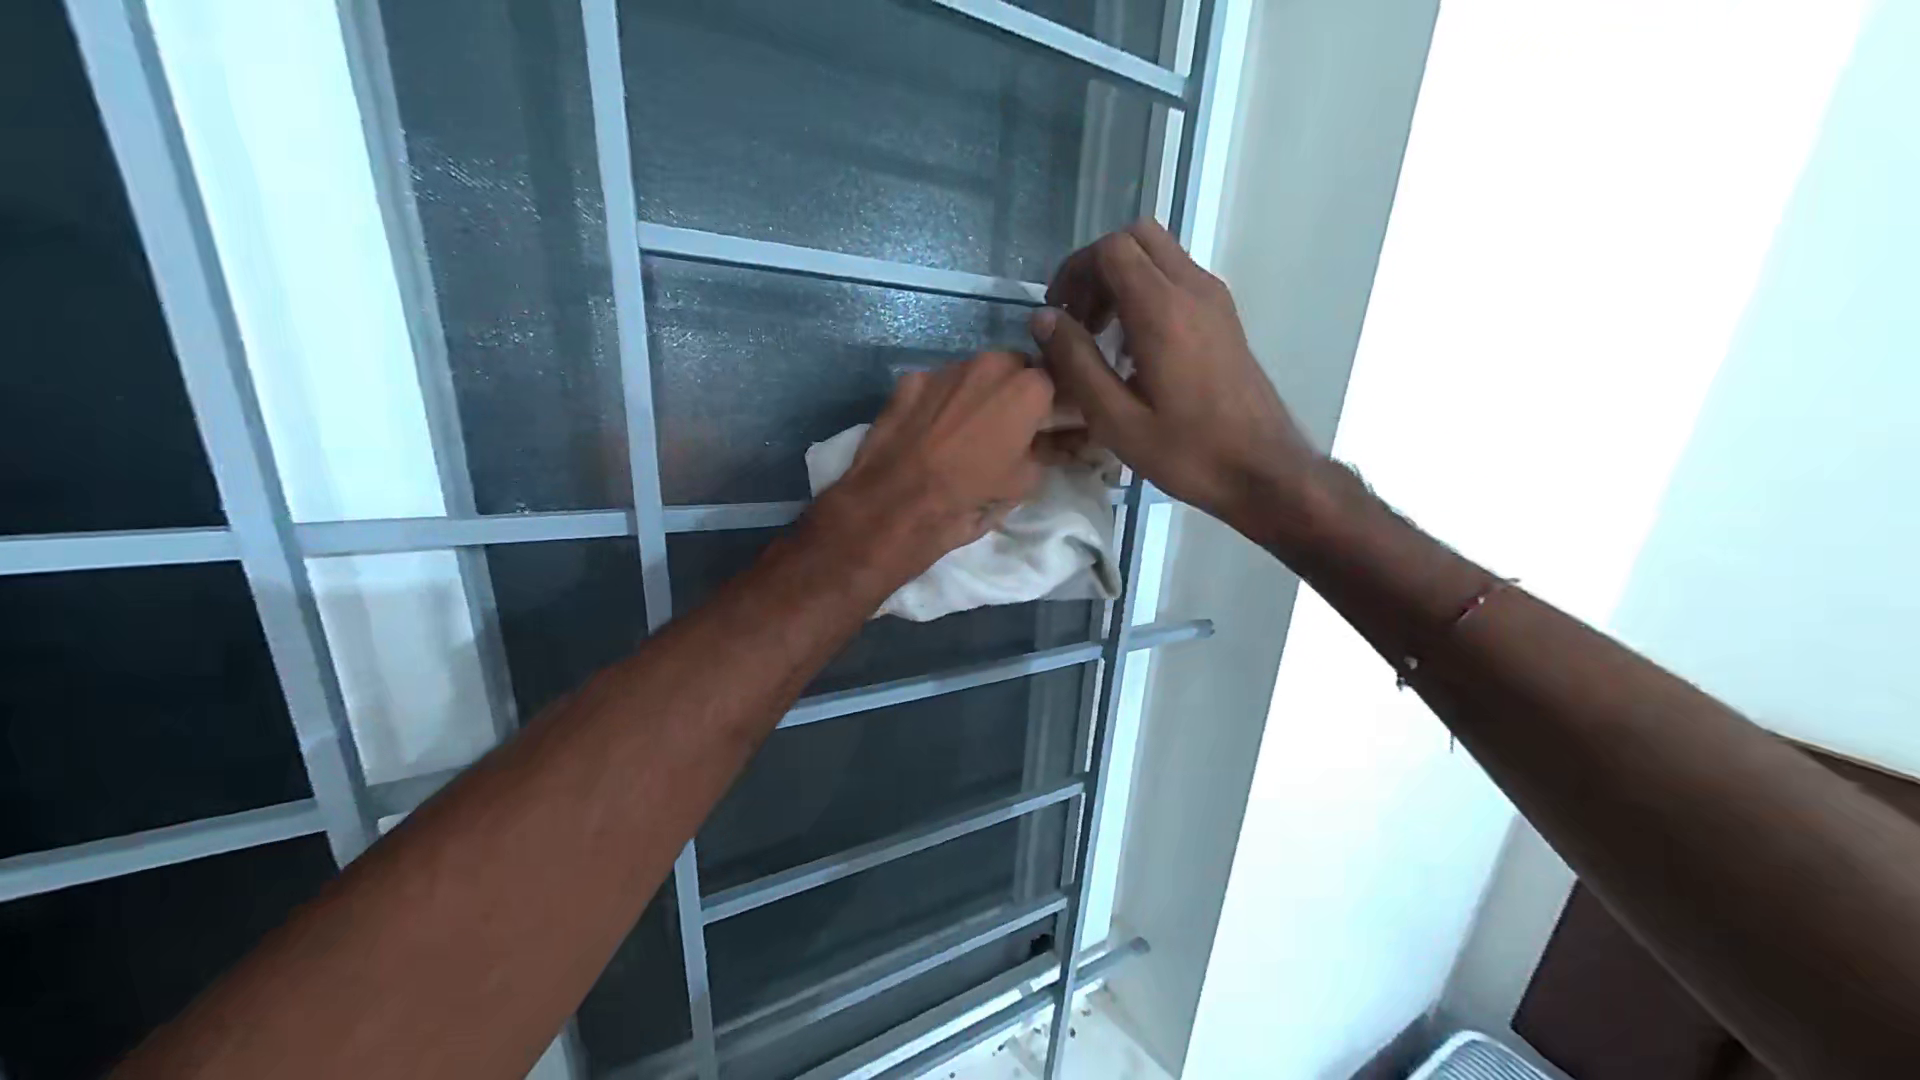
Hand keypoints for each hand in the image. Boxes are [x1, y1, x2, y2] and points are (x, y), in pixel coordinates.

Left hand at [804, 351, 1054, 589]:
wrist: (895, 504)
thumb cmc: (971, 496)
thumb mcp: (1024, 484)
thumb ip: (1044, 451)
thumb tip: (1046, 442)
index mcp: (1027, 388)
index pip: (1054, 384)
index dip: (1048, 406)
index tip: (1043, 425)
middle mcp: (989, 364)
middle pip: (1013, 369)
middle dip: (1013, 392)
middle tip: (1004, 429)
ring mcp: (945, 369)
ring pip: (972, 373)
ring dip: (975, 393)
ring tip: (963, 431)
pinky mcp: (908, 381)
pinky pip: (934, 386)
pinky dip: (938, 401)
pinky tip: (928, 430)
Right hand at [1032, 218, 1322, 545]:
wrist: (1262, 470)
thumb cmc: (1186, 452)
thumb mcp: (1115, 419)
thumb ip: (1076, 363)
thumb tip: (1043, 319)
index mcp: (1163, 310)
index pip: (1110, 249)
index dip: (1074, 271)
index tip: (1059, 315)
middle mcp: (1193, 289)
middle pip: (1137, 237)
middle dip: (1097, 267)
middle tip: (1079, 318)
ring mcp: (1215, 300)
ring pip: (1160, 255)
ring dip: (1121, 279)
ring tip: (1102, 335)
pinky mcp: (1224, 317)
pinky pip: (1178, 279)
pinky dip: (1146, 293)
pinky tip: (1134, 347)